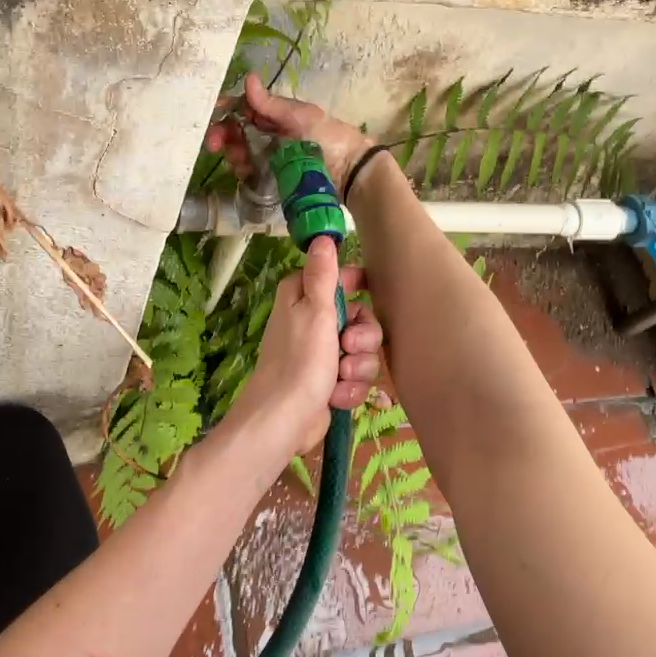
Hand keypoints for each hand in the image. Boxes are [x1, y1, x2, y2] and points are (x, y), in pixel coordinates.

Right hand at [205, 74, 373, 192]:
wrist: (350, 171)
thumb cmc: (328, 137)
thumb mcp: (300, 118)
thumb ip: (272, 104)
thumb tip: (248, 78)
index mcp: (277, 113)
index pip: (244, 108)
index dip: (226, 110)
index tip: (212, 116)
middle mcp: (270, 132)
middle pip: (237, 130)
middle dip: (224, 136)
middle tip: (216, 146)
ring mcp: (271, 154)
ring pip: (241, 151)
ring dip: (233, 154)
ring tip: (238, 161)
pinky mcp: (273, 175)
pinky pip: (250, 171)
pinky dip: (243, 171)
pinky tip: (244, 173)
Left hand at [228, 236, 383, 459]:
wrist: (283, 420)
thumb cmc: (299, 361)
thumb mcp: (315, 311)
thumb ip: (323, 274)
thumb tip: (323, 236)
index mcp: (304, 296)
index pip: (343, 278)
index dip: (360, 288)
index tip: (371, 295)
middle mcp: (312, 320)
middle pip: (361, 318)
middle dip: (362, 339)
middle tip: (347, 348)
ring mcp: (321, 353)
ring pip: (362, 350)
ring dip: (357, 367)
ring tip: (340, 378)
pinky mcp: (329, 380)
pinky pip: (355, 377)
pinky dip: (349, 388)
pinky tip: (336, 397)